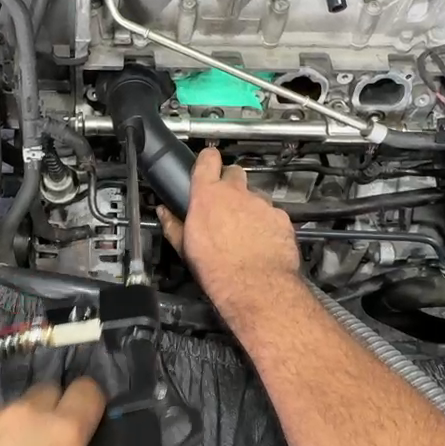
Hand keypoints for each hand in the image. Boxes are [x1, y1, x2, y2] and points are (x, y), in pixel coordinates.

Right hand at [158, 147, 301, 317]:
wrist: (256, 286)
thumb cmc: (219, 270)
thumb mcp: (186, 248)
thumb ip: (173, 225)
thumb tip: (164, 214)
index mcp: (208, 195)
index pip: (208, 159)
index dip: (207, 158)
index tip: (207, 162)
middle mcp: (237, 193)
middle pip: (234, 172)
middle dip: (229, 182)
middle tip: (223, 202)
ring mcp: (261, 204)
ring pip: (254, 195)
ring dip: (248, 206)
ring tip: (242, 230)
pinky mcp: (281, 217)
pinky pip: (272, 213)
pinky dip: (266, 222)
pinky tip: (260, 240)